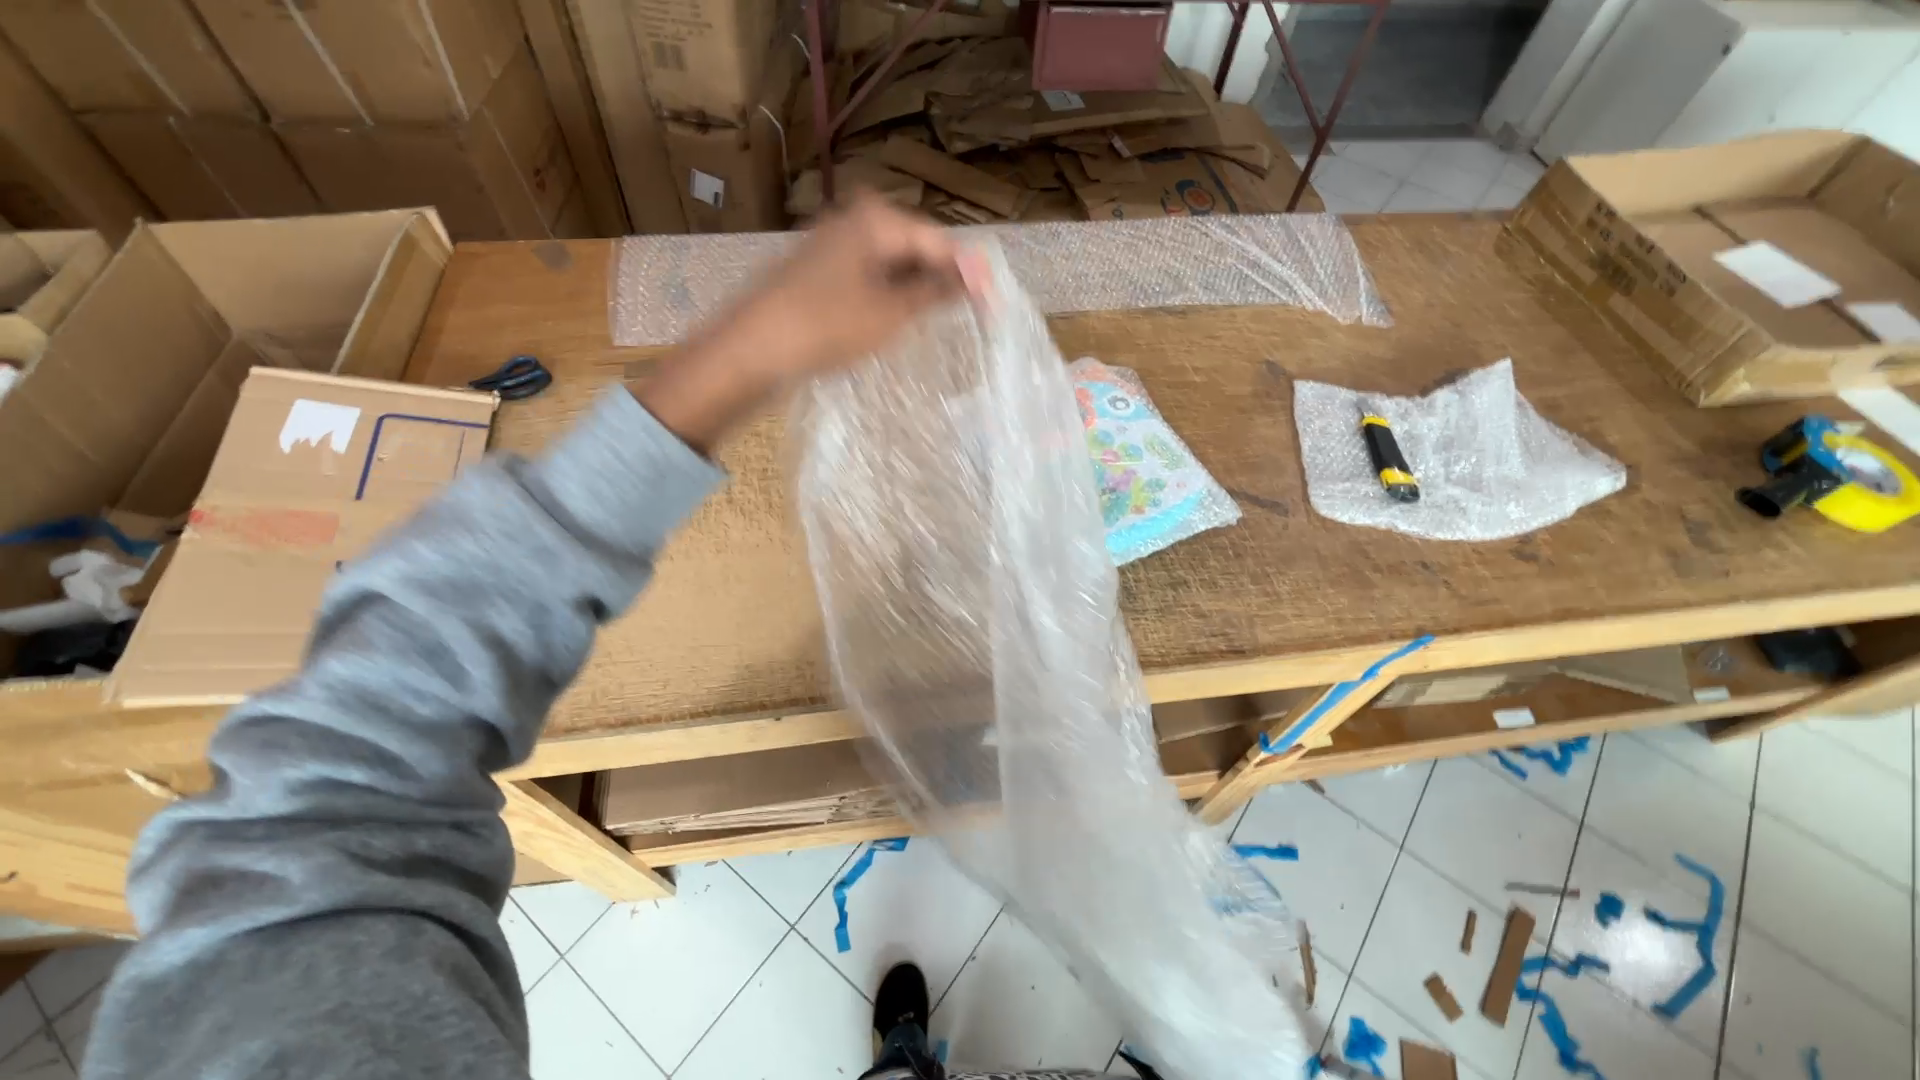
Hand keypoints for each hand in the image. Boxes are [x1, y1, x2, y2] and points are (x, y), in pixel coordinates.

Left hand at [631, 194, 971, 451]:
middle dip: (942, 280)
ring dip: (914, 292)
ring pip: (889, 265)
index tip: (995, 306)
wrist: (748, 352)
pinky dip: (886, 297)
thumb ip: (937, 291)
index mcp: (875, 219)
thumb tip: (977, 276)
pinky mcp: (815, 271)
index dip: (970, 275)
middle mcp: (852, 219)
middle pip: (914, 248)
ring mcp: (830, 244)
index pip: (939, 242)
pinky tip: (893, 323)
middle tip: (971, 316)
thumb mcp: (892, 313)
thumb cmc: (826, 327)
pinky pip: (866, 278)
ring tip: (937, 323)